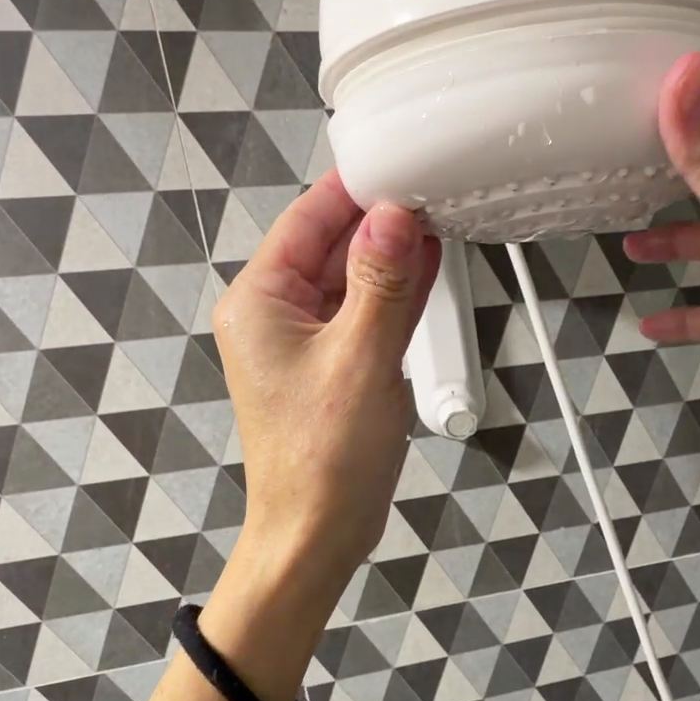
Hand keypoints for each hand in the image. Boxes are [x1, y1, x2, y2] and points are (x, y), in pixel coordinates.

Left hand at [210, 173, 438, 620]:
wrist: (318, 534)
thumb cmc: (322, 462)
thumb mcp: (360, 360)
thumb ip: (382, 285)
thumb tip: (395, 218)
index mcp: (261, 303)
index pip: (308, 220)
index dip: (356, 192)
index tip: (400, 166)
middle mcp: (276, 319)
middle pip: (332, 249)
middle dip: (382, 227)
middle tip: (433, 199)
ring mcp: (305, 347)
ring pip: (353, 285)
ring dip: (392, 264)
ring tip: (438, 233)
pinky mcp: (332, 372)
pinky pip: (364, 320)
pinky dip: (394, 302)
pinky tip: (426, 281)